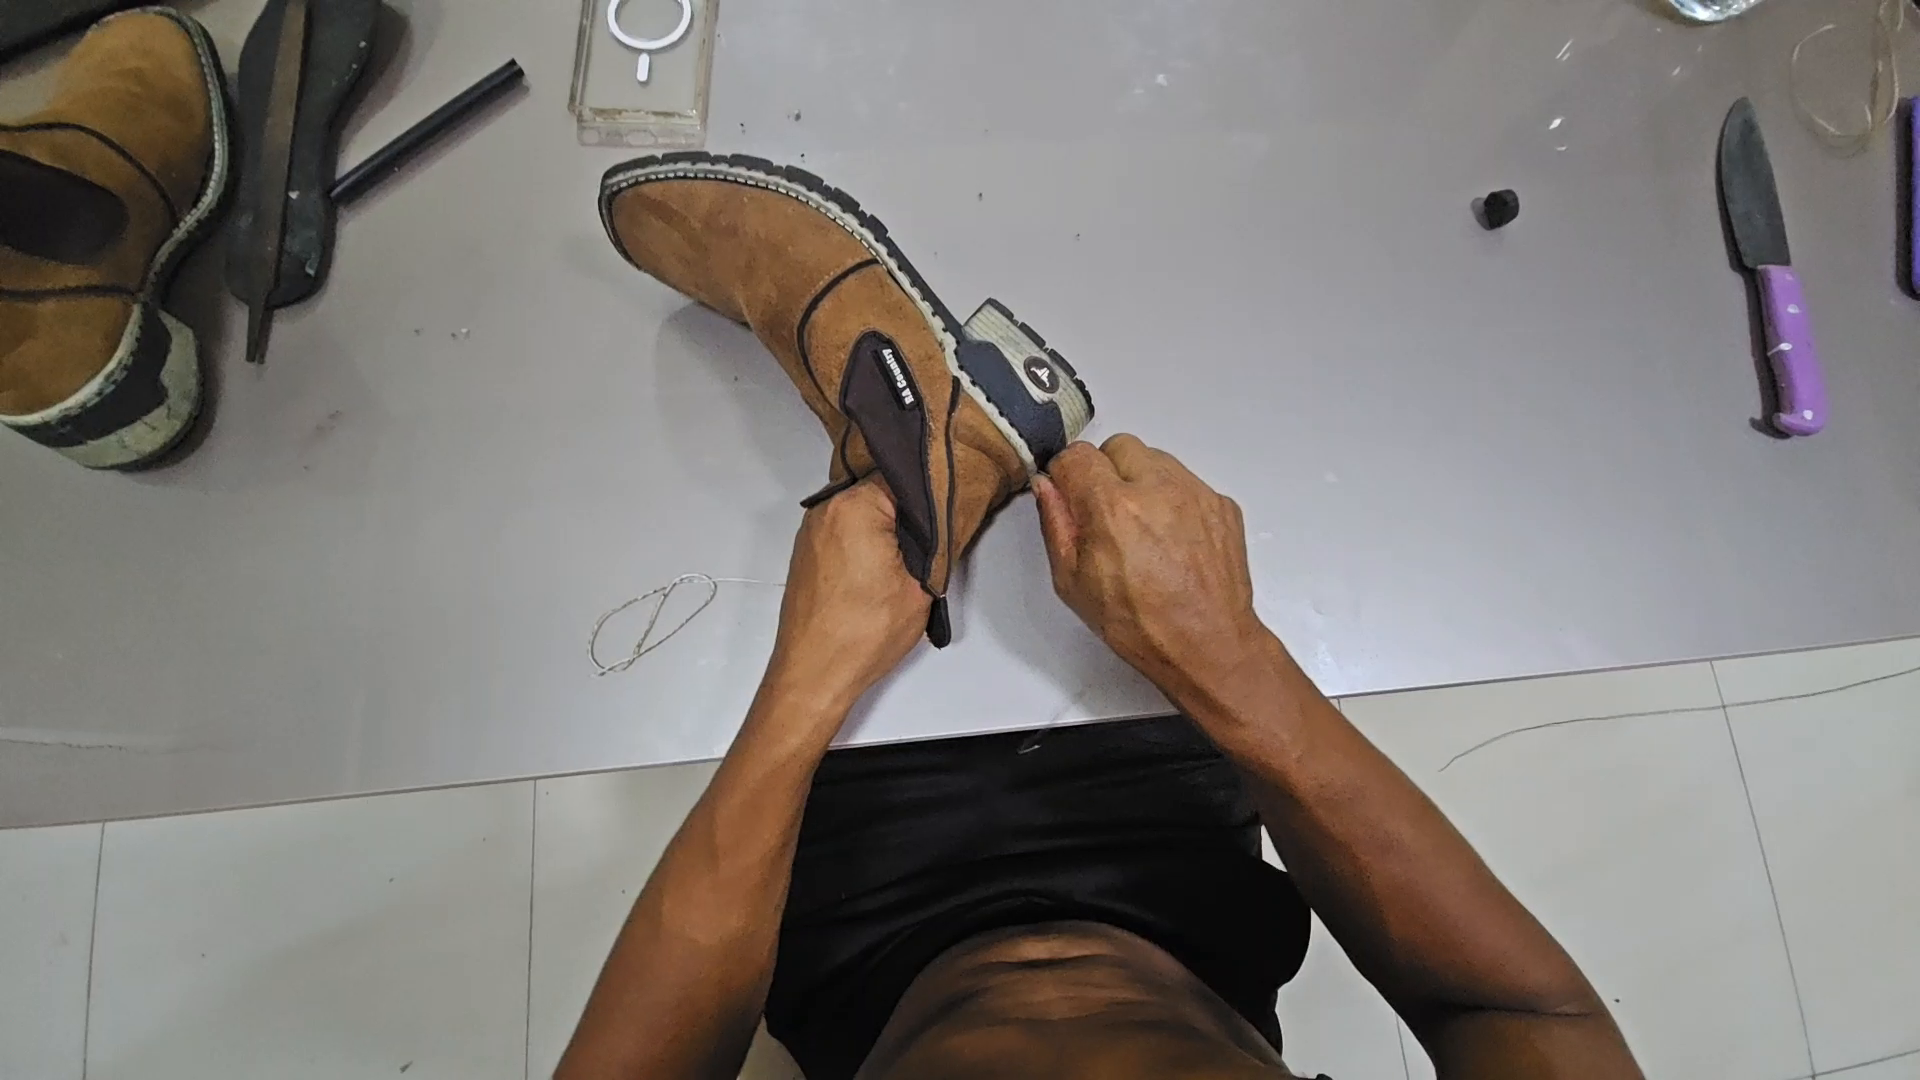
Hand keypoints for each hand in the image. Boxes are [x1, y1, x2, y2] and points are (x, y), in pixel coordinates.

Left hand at [762, 477, 931, 717]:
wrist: (814, 674)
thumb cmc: (864, 633)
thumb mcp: (920, 587)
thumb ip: (935, 547)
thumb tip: (944, 528)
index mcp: (855, 507)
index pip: (905, 477)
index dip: (933, 493)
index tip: (954, 507)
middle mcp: (827, 509)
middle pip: (880, 491)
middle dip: (909, 511)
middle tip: (937, 536)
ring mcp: (812, 530)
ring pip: (862, 512)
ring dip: (886, 528)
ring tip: (911, 557)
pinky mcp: (807, 552)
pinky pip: (844, 530)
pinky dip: (865, 540)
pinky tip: (883, 569)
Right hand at [1034, 435, 1273, 710]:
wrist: (1206, 645)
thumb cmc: (1137, 623)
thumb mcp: (1071, 582)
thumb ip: (1056, 524)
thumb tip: (1047, 487)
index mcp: (1111, 506)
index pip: (1077, 455)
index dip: (1067, 474)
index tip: (1070, 494)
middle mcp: (1156, 488)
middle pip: (1118, 446)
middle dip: (1105, 471)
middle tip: (1105, 512)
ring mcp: (1195, 492)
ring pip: (1156, 459)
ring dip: (1141, 481)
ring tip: (1141, 527)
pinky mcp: (1221, 504)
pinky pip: (1186, 482)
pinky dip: (1173, 499)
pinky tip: (1170, 538)